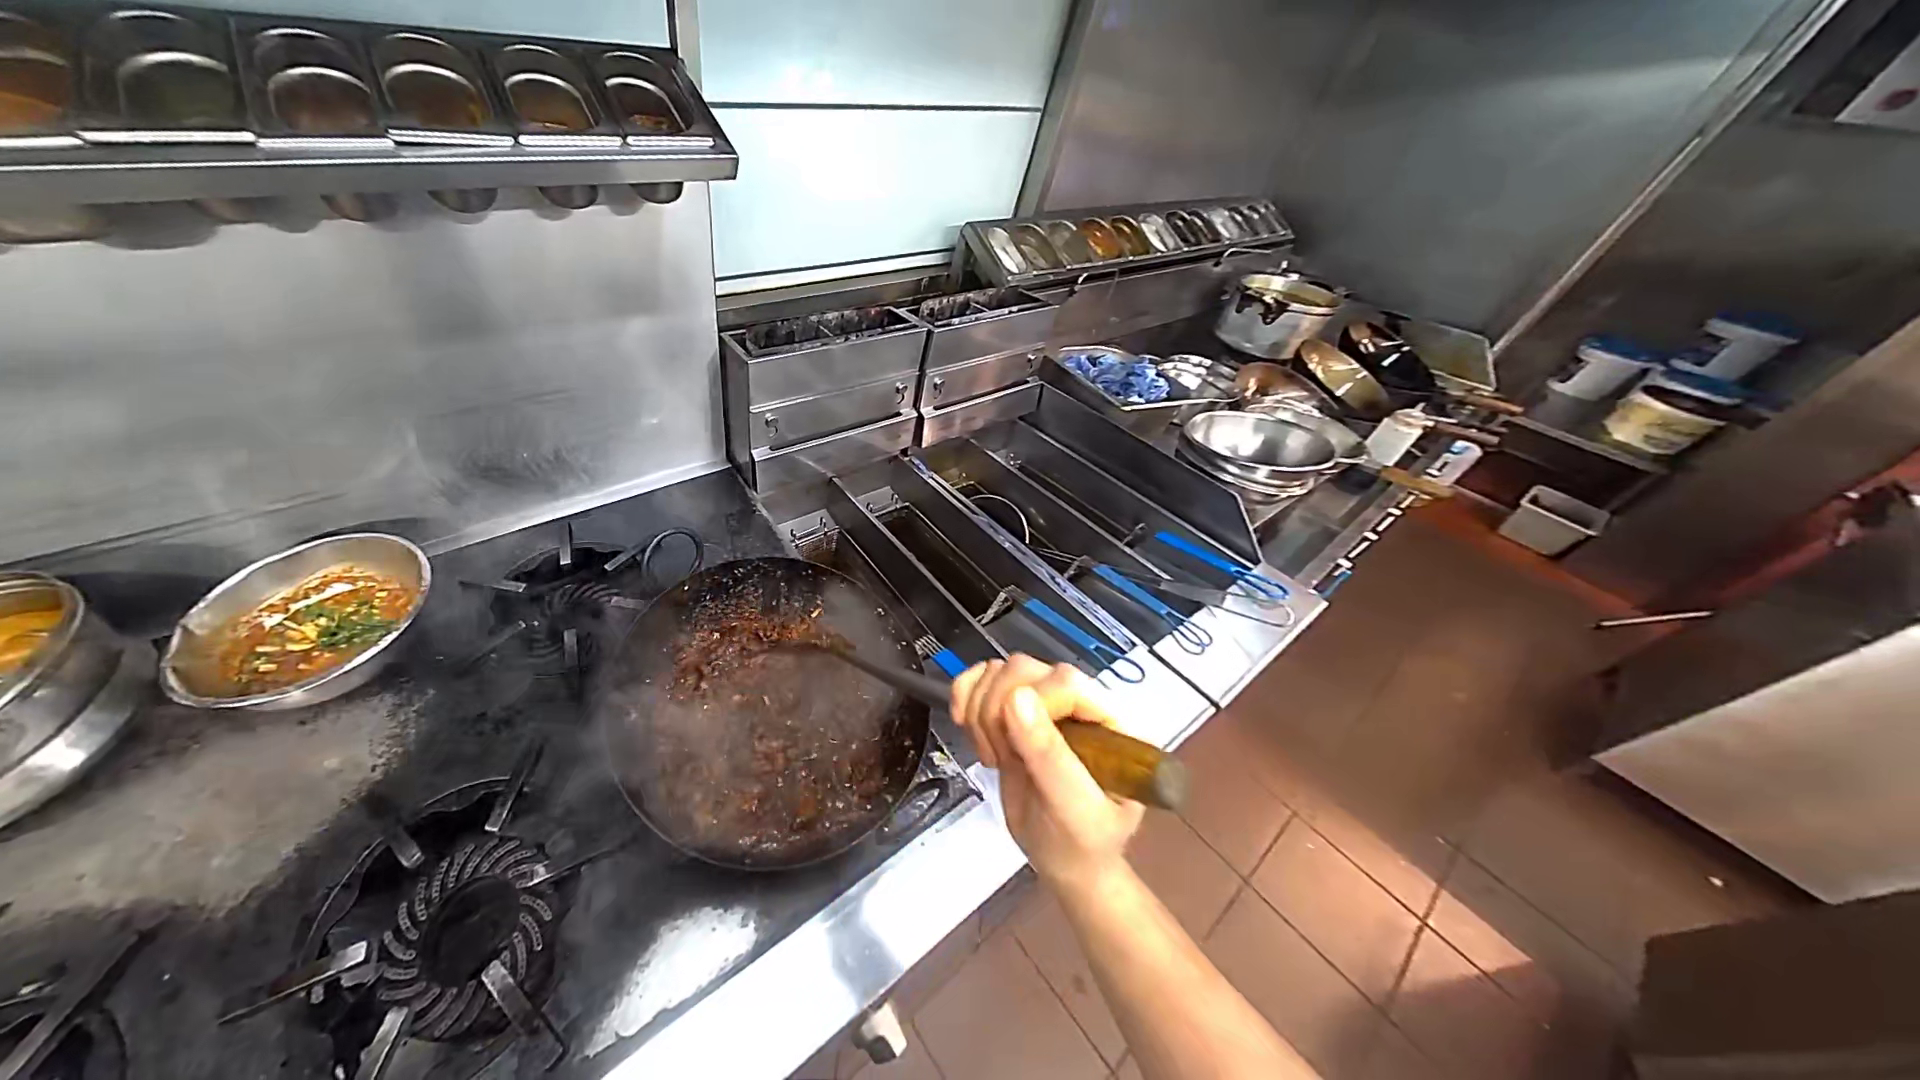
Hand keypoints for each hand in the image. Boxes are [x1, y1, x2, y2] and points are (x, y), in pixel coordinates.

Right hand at [951, 655, 1144, 891]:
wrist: (1064, 860)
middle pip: (1026, 670)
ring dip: (982, 711)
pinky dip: (966, 697)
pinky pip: (982, 679)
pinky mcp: (1013, 709)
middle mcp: (1077, 702)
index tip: (1017, 746)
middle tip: (1001, 757)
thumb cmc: (1081, 841)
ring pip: (1000, 672)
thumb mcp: (1074, 808)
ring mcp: (1044, 703)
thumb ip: (1049, 755)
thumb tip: (1017, 699)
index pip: (1065, 681)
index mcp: (1109, 719)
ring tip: (994, 754)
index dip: (1032, 706)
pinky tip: (971, 730)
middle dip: (999, 711)